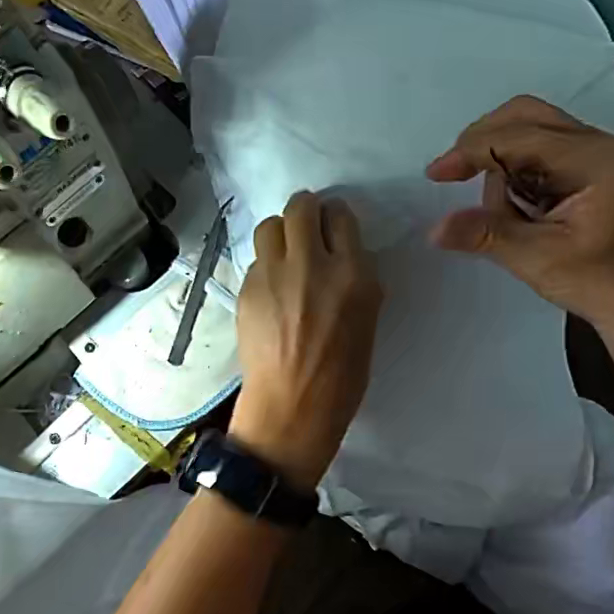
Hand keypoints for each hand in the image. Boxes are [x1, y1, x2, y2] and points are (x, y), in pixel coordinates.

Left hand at [230, 192, 383, 490]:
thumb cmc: (341, 376)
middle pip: (301, 206)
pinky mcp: (247, 289)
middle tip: (306, 227)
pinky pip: (255, 260)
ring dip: (280, 232)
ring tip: (284, 253)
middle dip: (305, 210)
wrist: (292, 407)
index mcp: (353, 274)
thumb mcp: (366, 320)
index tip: (332, 226)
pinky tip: (270, 290)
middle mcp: (312, 265)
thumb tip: (337, 258)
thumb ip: (353, 280)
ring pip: (270, 225)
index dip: (335, 218)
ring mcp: (274, 275)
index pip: (341, 216)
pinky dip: (264, 266)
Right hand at [426, 96, 613, 360]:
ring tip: (503, 213)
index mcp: (597, 160)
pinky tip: (518, 209)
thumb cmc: (601, 285)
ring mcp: (601, 155)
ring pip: (533, 131)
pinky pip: (543, 153)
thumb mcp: (537, 260)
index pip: (520, 137)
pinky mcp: (594, 171)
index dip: (471, 151)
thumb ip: (486, 235)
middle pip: (527, 116)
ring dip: (502, 162)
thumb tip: (434, 229)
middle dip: (484, 143)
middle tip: (454, 175)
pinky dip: (518, 172)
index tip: (435, 175)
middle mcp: (603, 145)